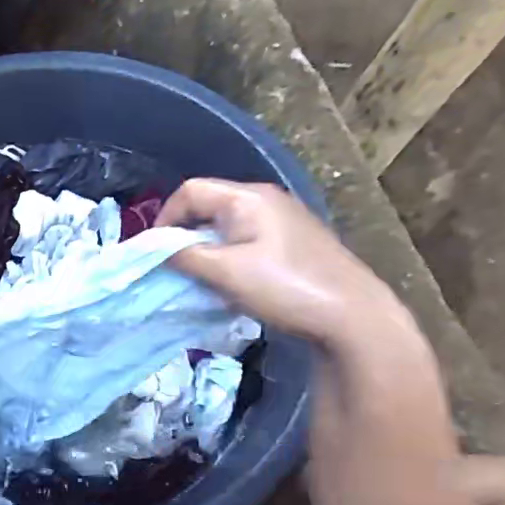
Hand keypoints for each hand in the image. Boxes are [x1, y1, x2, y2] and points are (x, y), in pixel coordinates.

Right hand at [157, 179, 406, 350]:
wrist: (350, 313)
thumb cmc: (285, 287)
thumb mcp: (227, 272)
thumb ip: (186, 257)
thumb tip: (156, 250)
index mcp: (247, 197)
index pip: (190, 191)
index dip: (165, 217)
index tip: (154, 251)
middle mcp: (265, 199)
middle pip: (209, 205)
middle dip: (184, 234)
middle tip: (173, 268)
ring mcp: (282, 220)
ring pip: (227, 225)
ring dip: (205, 248)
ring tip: (199, 278)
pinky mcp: (292, 242)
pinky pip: (246, 240)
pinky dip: (227, 256)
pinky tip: (230, 283)